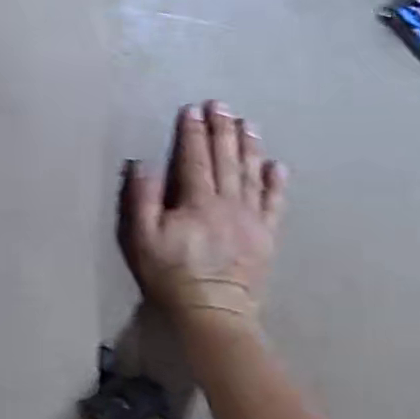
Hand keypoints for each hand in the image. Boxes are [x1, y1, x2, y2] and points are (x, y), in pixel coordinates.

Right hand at [122, 101, 287, 331]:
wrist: (215, 313)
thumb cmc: (172, 274)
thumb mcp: (143, 237)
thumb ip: (143, 199)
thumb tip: (143, 163)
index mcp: (198, 202)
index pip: (194, 159)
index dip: (192, 133)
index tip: (191, 110)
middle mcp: (228, 204)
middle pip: (225, 160)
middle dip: (222, 130)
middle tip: (221, 105)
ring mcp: (251, 219)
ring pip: (250, 174)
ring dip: (247, 147)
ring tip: (247, 124)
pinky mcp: (266, 236)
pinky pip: (273, 203)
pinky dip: (275, 183)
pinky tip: (276, 165)